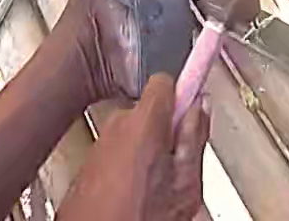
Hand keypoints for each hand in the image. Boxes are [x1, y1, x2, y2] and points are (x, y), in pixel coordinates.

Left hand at [58, 74, 207, 220]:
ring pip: (134, 133)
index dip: (182, 93)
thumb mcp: (184, 187)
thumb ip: (195, 139)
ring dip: (146, 151)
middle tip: (177, 166)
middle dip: (166, 131)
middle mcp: (118, 122)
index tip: (195, 89)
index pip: (166, 81)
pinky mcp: (87, 162)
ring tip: (153, 188)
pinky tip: (132, 194)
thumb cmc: (139, 220)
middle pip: (151, 110)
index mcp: (145, 121)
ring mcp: (99, 142)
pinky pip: (116, 152)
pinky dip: (126, 166)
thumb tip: (201, 105)